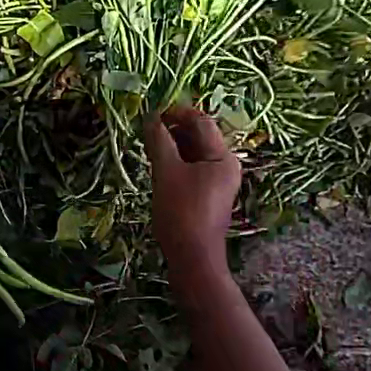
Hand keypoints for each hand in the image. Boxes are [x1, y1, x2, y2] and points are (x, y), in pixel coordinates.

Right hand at [143, 104, 241, 276]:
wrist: (192, 258)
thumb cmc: (181, 212)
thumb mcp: (166, 172)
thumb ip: (159, 141)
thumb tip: (150, 117)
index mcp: (222, 156)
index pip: (200, 121)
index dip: (176, 112)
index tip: (150, 113)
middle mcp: (225, 165)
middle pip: (199, 136)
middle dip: (173, 129)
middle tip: (146, 129)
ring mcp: (217, 181)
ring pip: (193, 153)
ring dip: (172, 145)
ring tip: (148, 145)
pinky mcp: (207, 194)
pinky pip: (191, 169)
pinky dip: (175, 162)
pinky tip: (157, 165)